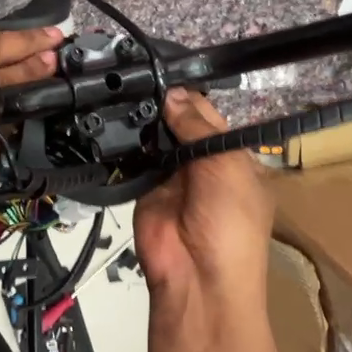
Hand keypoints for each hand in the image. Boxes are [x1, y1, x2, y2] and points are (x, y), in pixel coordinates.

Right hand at [134, 88, 274, 303]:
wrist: (198, 281)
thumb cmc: (230, 223)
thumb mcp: (227, 167)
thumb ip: (198, 128)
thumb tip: (171, 93)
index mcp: (235, 159)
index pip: (211, 117)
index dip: (191, 96)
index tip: (164, 70)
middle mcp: (205, 164)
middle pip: (182, 123)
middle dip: (165, 103)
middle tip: (138, 74)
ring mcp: (174, 175)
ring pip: (158, 136)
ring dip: (145, 118)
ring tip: (125, 88)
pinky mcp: (146, 187)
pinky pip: (136, 157)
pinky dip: (127, 140)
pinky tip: (115, 115)